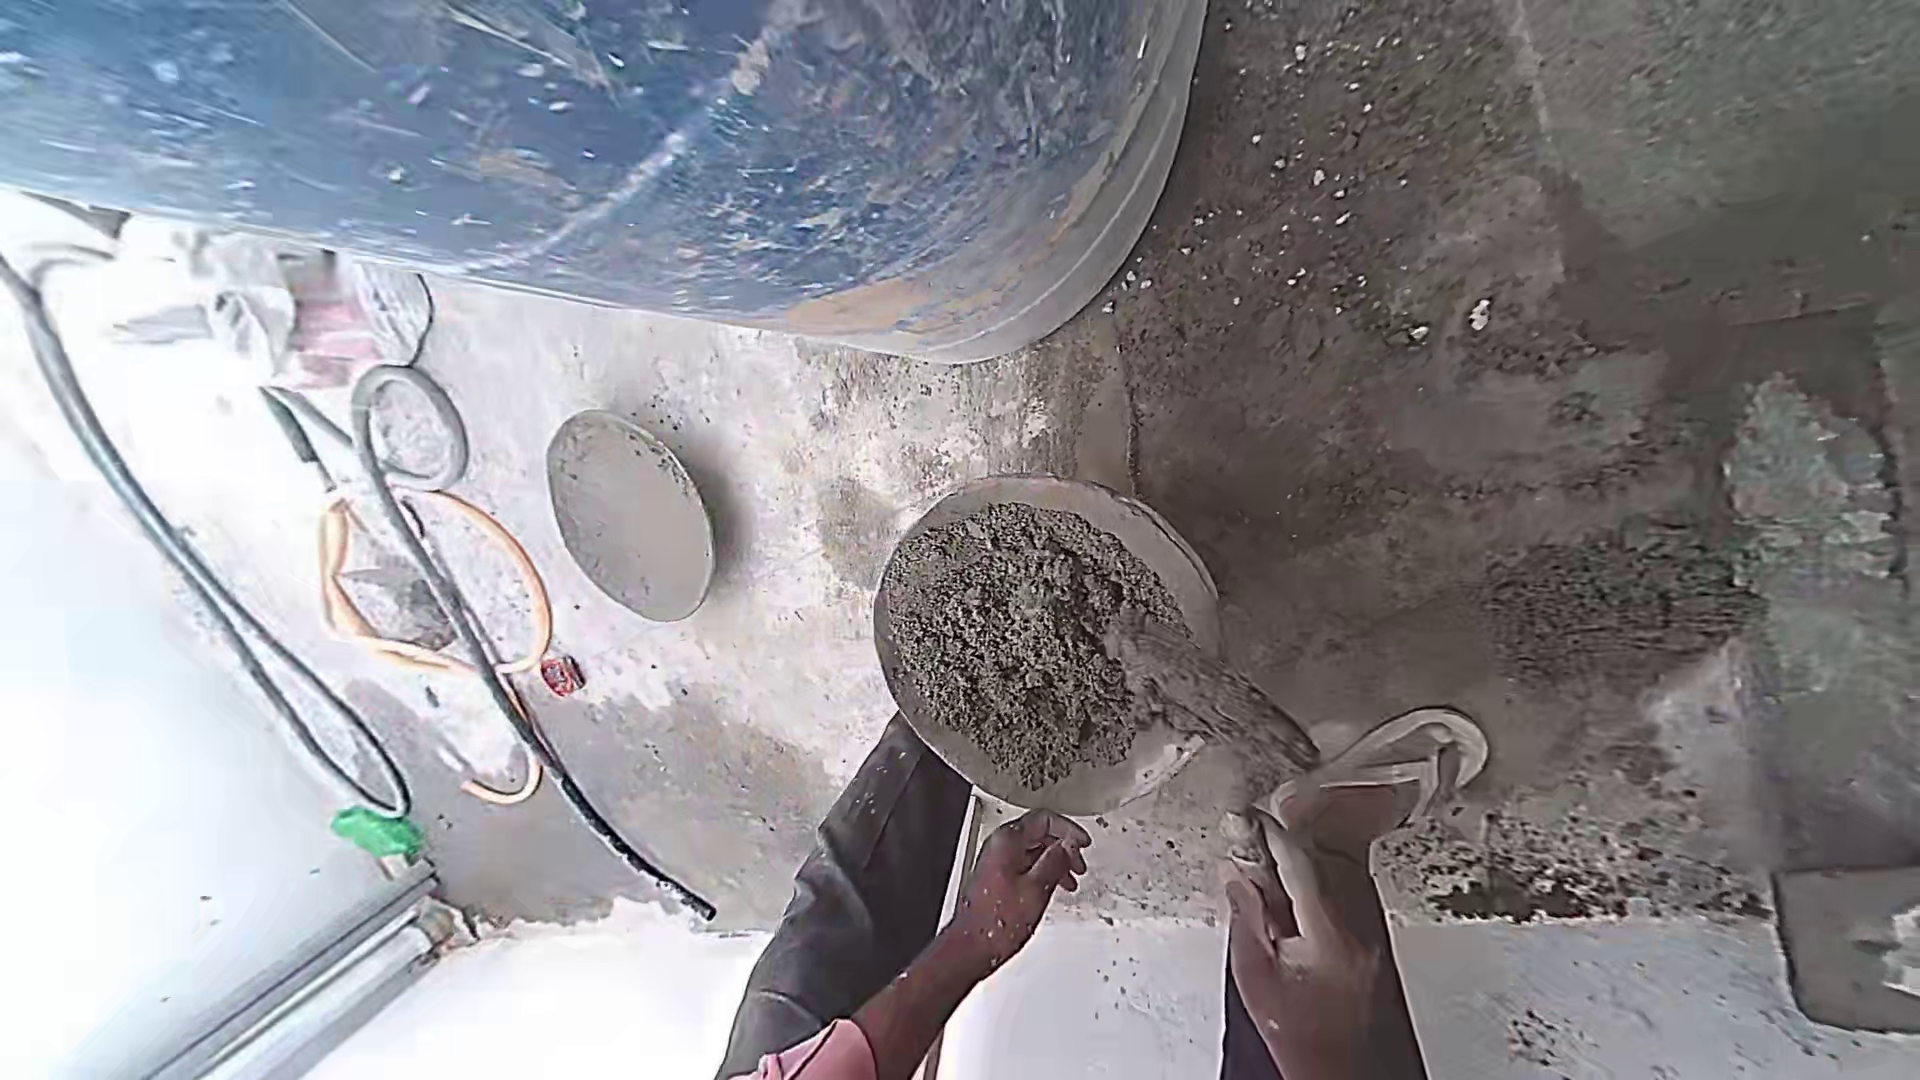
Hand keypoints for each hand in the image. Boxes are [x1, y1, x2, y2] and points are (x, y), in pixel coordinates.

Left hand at [945, 809, 1090, 977]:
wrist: (971, 946)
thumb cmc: (996, 922)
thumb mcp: (1036, 889)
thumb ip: (1055, 861)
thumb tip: (1069, 845)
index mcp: (1008, 840)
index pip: (1043, 819)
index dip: (1068, 828)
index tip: (1083, 841)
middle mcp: (999, 845)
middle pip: (1038, 831)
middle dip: (1063, 845)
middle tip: (1079, 861)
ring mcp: (997, 859)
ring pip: (1033, 848)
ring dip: (1055, 859)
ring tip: (1070, 878)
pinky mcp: (996, 874)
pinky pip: (1025, 862)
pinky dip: (1043, 870)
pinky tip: (1053, 886)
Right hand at [1223, 808, 1418, 1078]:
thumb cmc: (1306, 1042)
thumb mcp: (1256, 975)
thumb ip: (1245, 913)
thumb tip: (1234, 868)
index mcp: (1330, 931)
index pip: (1298, 859)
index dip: (1266, 831)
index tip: (1240, 817)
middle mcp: (1360, 924)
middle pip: (1320, 856)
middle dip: (1280, 839)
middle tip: (1246, 836)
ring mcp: (1373, 930)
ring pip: (1335, 866)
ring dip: (1297, 855)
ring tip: (1265, 864)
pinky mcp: (1376, 938)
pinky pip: (1344, 884)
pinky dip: (1314, 873)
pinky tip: (1291, 887)